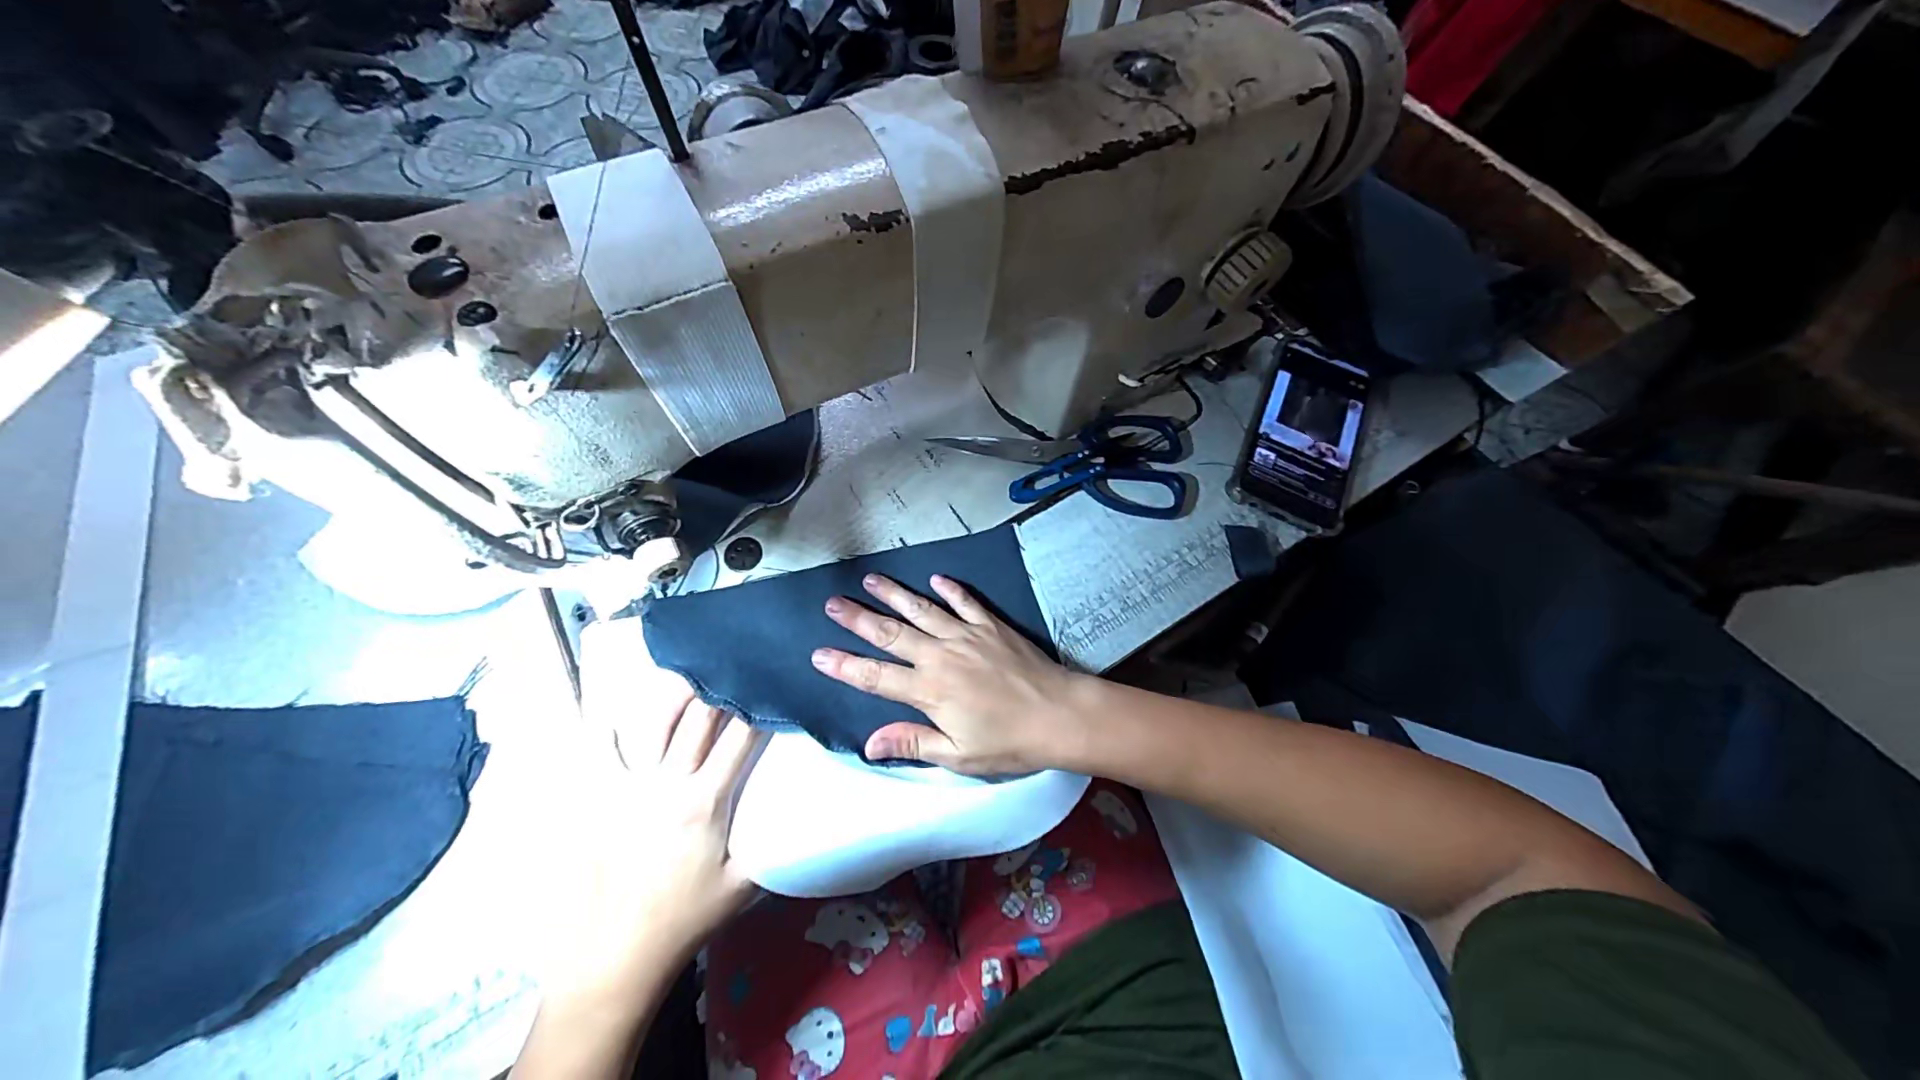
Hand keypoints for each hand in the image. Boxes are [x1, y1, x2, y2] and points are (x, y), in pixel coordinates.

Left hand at [557, 620, 767, 989]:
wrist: (618, 951)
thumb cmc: (687, 917)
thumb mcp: (743, 885)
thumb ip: (772, 846)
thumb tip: (803, 819)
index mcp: (706, 802)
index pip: (739, 740)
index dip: (757, 708)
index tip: (770, 684)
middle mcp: (669, 784)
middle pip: (698, 720)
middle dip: (720, 687)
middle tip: (735, 662)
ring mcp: (631, 789)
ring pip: (654, 725)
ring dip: (674, 694)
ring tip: (689, 669)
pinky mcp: (604, 801)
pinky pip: (602, 757)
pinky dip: (607, 733)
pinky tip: (611, 715)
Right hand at [810, 573, 1093, 773]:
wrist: (1059, 715)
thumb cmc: (1009, 742)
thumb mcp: (958, 756)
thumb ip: (912, 743)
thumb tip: (869, 744)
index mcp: (928, 691)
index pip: (875, 677)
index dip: (845, 665)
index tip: (819, 653)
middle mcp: (940, 656)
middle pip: (890, 633)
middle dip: (858, 618)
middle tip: (833, 603)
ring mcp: (966, 636)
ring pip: (921, 610)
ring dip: (894, 594)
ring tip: (870, 579)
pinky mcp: (991, 626)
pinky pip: (965, 602)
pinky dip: (950, 589)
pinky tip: (935, 579)